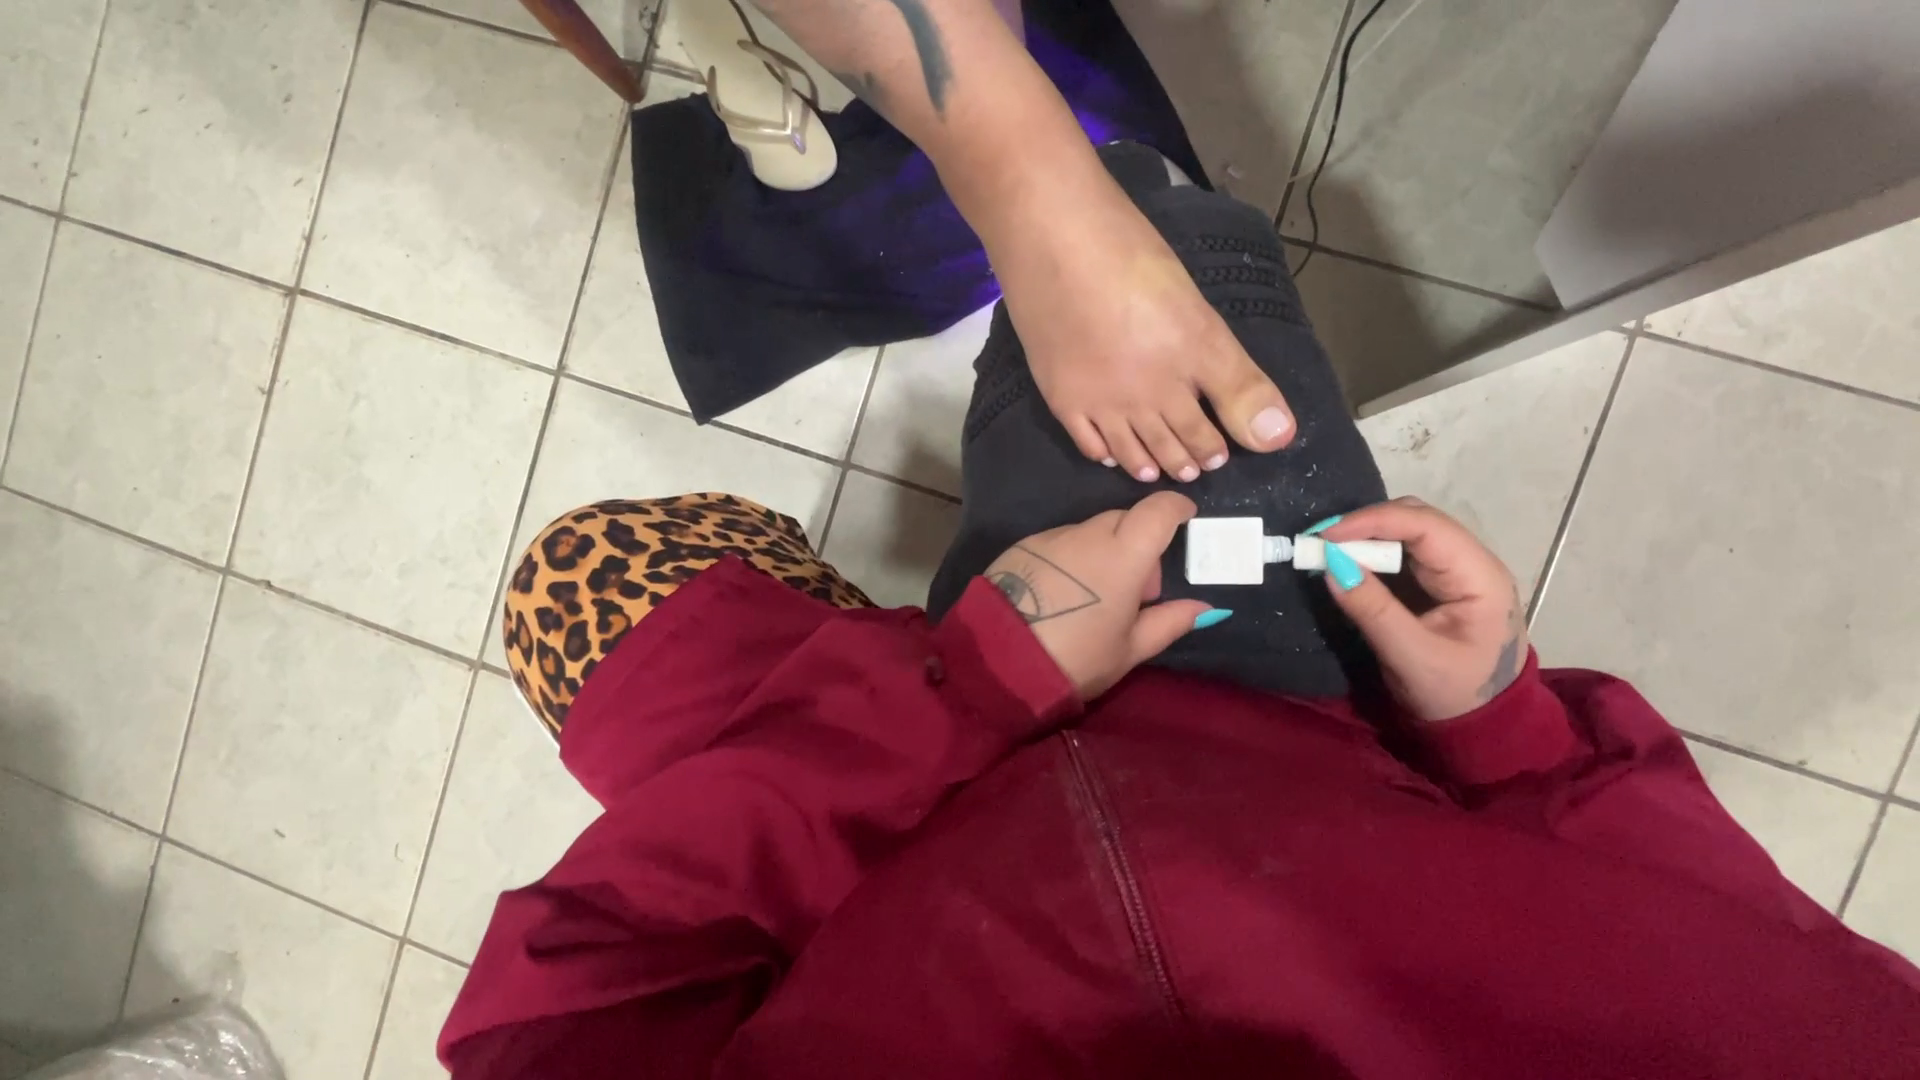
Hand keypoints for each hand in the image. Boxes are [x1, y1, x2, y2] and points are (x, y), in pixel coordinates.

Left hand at [982, 492, 1216, 699]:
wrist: (998, 663)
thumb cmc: (1076, 658)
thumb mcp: (1129, 649)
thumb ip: (1170, 621)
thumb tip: (1207, 608)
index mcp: (1122, 555)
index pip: (1157, 510)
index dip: (1175, 508)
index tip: (1184, 518)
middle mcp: (1085, 535)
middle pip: (1122, 520)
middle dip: (1138, 544)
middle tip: (1135, 591)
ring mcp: (1048, 538)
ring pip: (1087, 532)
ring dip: (1101, 552)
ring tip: (1093, 598)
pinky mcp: (1019, 548)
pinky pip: (1057, 543)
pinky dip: (1070, 558)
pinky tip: (1061, 596)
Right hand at [991, 183, 1296, 483]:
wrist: (1057, 243)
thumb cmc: (1135, 262)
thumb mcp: (1202, 319)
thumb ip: (1239, 382)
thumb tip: (1279, 440)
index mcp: (1181, 377)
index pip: (1204, 430)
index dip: (1215, 448)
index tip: (1221, 460)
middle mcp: (1141, 400)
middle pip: (1165, 441)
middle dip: (1183, 459)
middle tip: (1191, 473)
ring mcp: (1098, 402)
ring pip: (1126, 446)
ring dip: (1144, 462)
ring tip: (1153, 474)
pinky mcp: (1061, 396)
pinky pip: (1085, 439)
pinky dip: (1100, 452)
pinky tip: (1105, 456)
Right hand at [1318, 498, 1528, 721]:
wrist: (1484, 726)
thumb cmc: (1454, 694)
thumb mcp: (1410, 656)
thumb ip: (1372, 609)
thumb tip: (1330, 564)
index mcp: (1480, 578)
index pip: (1426, 526)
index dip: (1373, 521)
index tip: (1325, 534)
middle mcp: (1472, 563)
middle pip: (1417, 519)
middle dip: (1365, 523)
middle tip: (1319, 540)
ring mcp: (1456, 570)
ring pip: (1408, 530)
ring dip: (1365, 534)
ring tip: (1326, 549)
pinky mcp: (1438, 582)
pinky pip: (1403, 551)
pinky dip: (1370, 550)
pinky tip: (1346, 559)